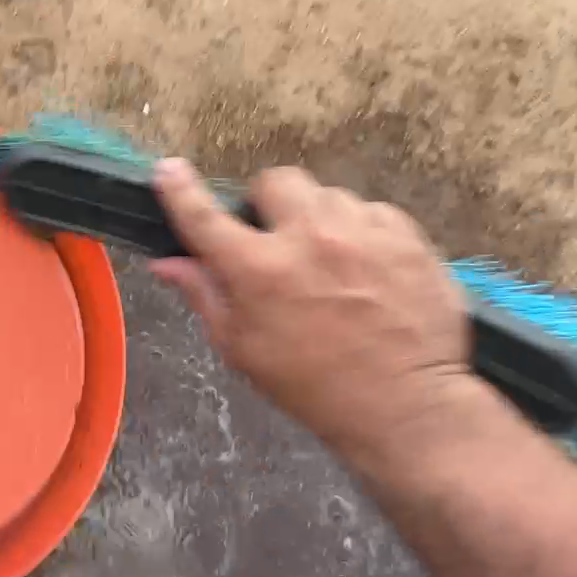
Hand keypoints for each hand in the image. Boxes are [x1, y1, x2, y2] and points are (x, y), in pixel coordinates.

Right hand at [149, 161, 479, 467]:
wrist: (403, 405)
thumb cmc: (307, 383)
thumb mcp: (239, 347)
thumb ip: (204, 294)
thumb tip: (166, 263)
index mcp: (258, 270)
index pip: (204, 217)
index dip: (180, 190)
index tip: (168, 170)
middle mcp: (309, 238)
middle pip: (276, 181)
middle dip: (267, 204)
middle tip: (274, 237)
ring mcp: (365, 233)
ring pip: (328, 196)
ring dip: (316, 219)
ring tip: (327, 259)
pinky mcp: (410, 239)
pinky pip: (373, 211)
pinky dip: (360, 231)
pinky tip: (364, 267)